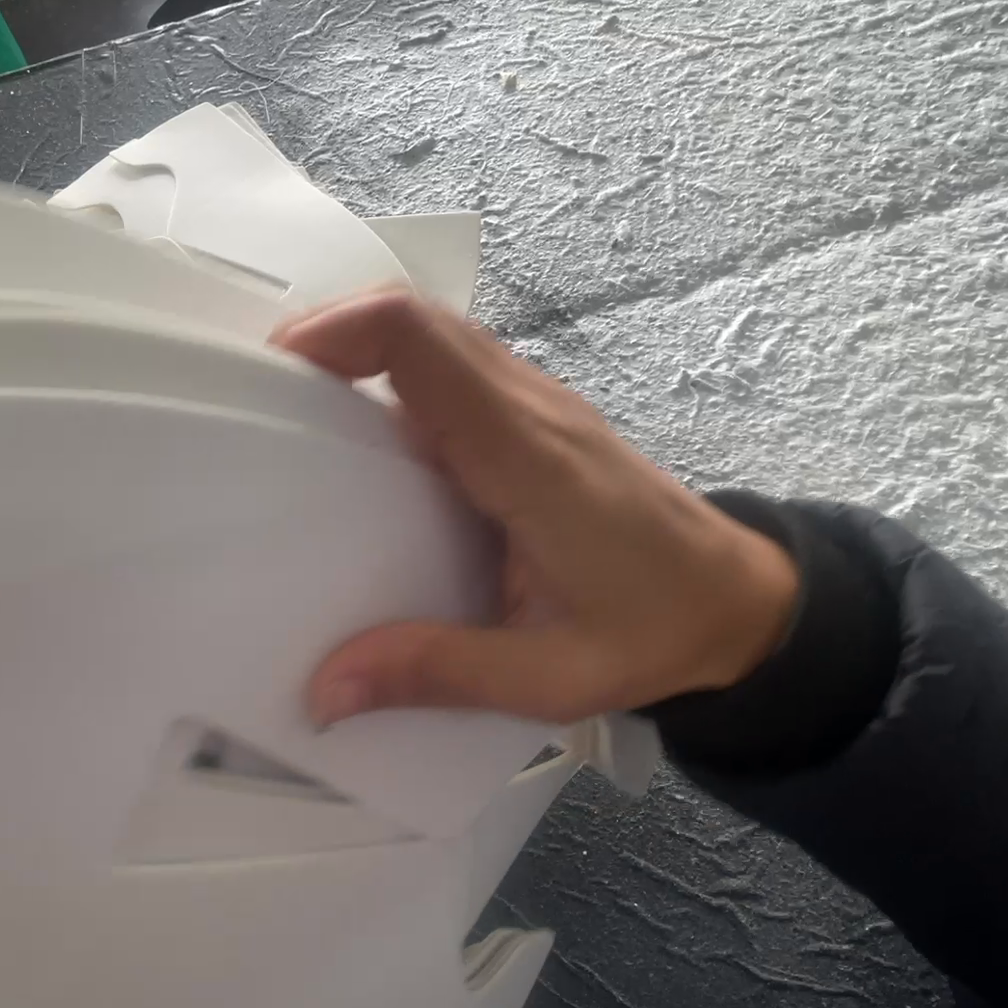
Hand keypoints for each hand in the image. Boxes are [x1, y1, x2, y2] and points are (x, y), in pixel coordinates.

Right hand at [271, 291, 799, 726]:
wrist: (739, 600)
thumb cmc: (655, 631)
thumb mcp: (549, 676)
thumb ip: (436, 673)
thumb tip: (323, 689)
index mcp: (526, 455)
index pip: (420, 341)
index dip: (337, 331)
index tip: (274, 370)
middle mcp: (527, 406)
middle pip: (417, 317)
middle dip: (330, 337)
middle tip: (268, 397)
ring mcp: (535, 402)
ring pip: (434, 336)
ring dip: (360, 352)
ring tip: (299, 414)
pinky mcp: (534, 418)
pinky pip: (452, 369)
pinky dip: (394, 378)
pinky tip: (365, 443)